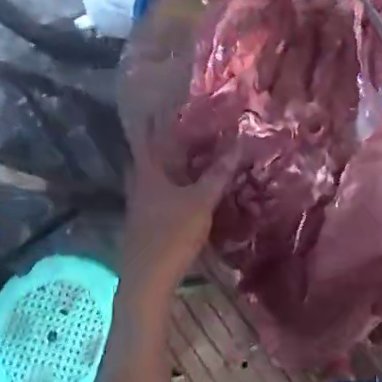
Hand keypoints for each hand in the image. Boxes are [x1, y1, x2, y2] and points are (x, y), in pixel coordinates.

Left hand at [122, 124, 229, 292]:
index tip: (162, 102)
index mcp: (149, 174)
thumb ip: (219, 173)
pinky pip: (164, 189)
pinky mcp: (151, 219)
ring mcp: (143, 203)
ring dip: (173, 160)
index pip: (149, 137)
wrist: (147, 279)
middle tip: (185, 124)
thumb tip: (239, 143)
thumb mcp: (201, 201)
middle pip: (151, 154)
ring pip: (158, 173)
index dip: (155, 119)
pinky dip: (178, 179)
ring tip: (194, 150)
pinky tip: (192, 184)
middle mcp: (142, 184)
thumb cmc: (172, 234)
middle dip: (165, 138)